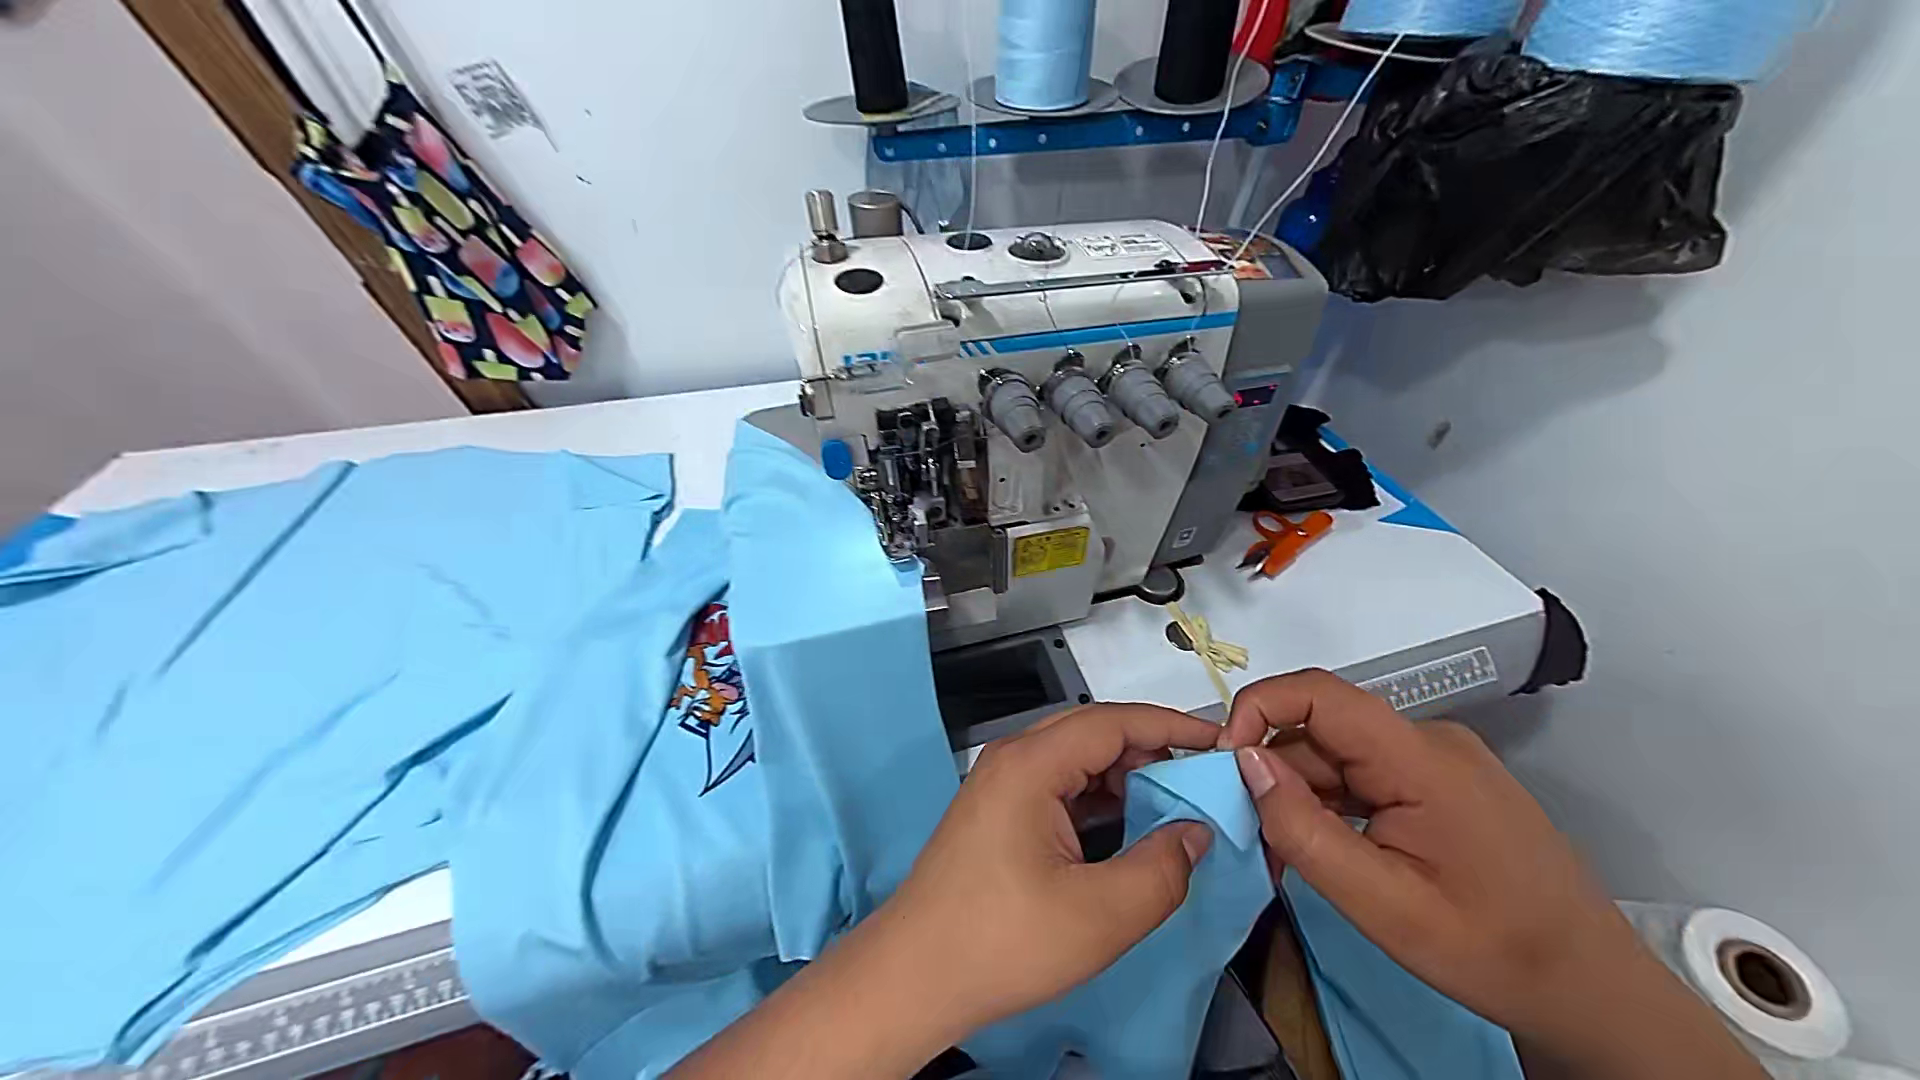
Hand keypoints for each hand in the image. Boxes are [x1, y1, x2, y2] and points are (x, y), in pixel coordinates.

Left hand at [870, 704, 1222, 1034]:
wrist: (916, 973)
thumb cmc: (1002, 941)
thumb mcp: (1100, 915)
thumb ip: (1162, 869)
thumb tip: (1196, 833)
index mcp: (1030, 763)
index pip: (1112, 721)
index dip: (1168, 725)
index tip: (1217, 743)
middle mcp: (1013, 757)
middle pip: (1092, 730)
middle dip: (1150, 747)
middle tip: (1199, 777)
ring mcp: (1001, 781)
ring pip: (1075, 755)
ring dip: (1124, 772)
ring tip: (1172, 801)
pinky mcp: (999, 807)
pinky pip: (1059, 781)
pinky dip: (1098, 794)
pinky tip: (1127, 821)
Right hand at [1220, 671, 1766, 1079]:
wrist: (1596, 993)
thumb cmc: (1494, 951)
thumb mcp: (1383, 905)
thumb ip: (1303, 829)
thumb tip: (1243, 760)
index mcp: (1422, 758)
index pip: (1319, 693)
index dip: (1257, 708)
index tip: (1225, 761)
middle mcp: (1427, 740)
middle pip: (1320, 730)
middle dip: (1272, 772)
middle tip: (1251, 831)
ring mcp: (1434, 759)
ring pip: (1334, 755)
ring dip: (1299, 794)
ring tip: (1286, 855)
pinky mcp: (1434, 780)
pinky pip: (1359, 774)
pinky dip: (1328, 804)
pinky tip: (1324, 847)